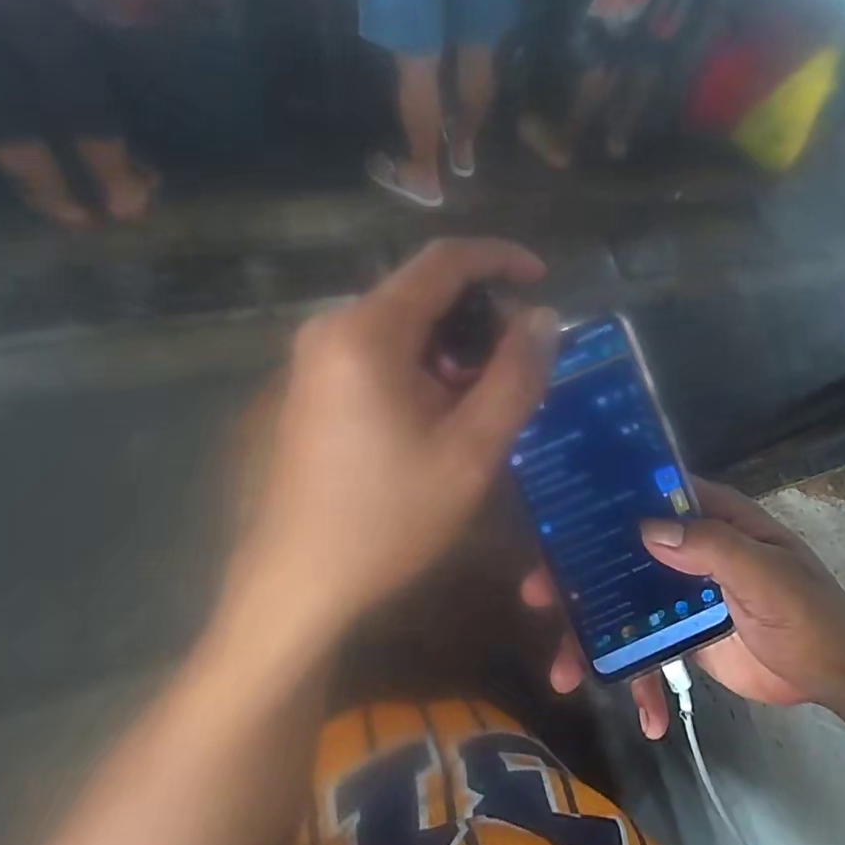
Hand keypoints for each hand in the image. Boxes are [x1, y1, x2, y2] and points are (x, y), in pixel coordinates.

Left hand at [229, 239, 558, 639]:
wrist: (299, 586)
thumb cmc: (392, 515)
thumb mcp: (475, 446)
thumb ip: (518, 373)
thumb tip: (545, 317)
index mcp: (368, 333)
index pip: (444, 261)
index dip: (501, 258)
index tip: (544, 279)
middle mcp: (334, 329)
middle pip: (425, 289)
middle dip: (483, 314)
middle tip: (521, 364)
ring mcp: (318, 357)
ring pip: (408, 320)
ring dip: (460, 344)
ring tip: (488, 397)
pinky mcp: (316, 385)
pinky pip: (386, 348)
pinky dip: (430, 362)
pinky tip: (448, 412)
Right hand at [520, 477, 844, 738]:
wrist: (834, 673)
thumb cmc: (809, 611)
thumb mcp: (767, 574)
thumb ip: (714, 548)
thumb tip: (647, 528)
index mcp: (718, 521)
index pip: (658, 498)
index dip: (612, 503)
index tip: (562, 518)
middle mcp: (695, 550)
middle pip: (628, 553)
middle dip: (581, 576)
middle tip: (537, 597)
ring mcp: (686, 595)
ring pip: (628, 604)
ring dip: (594, 638)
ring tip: (565, 677)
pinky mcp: (687, 636)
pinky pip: (650, 652)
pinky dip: (642, 683)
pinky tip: (645, 720)